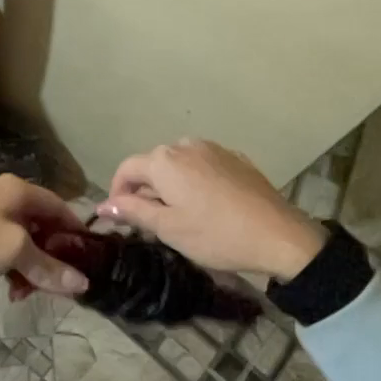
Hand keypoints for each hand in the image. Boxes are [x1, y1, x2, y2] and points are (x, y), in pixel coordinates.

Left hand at [0, 175, 90, 296]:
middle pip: (42, 224)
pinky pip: (5, 248)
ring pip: (24, 240)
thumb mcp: (14, 252)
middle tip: (59, 284)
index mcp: (17, 189)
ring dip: (32, 267)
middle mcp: (4, 194)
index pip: (59, 205)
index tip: (89, 259)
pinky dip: (13, 267)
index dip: (75, 231)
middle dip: (52, 256)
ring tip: (28, 294)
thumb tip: (83, 284)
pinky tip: (12, 291)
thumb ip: (50, 267)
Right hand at [97, 139, 327, 281]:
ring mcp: (214, 148)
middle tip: (150, 222)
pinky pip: (204, 166)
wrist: (277, 234)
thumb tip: (104, 205)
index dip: (117, 192)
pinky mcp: (236, 158)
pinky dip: (196, 181)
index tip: (120, 217)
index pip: (127, 169)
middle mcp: (186, 145)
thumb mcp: (169, 228)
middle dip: (145, 189)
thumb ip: (133, 211)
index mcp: (164, 161)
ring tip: (179, 214)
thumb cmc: (216, 234)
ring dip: (171, 184)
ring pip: (179, 164)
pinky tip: (207, 206)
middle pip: (153, 164)